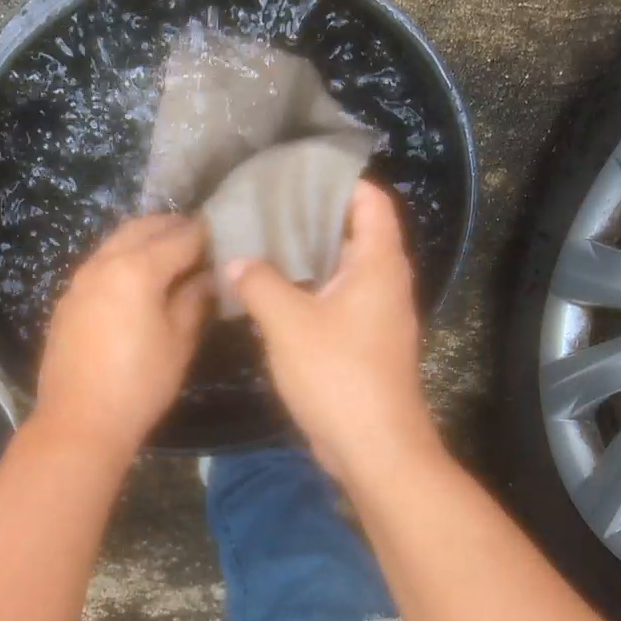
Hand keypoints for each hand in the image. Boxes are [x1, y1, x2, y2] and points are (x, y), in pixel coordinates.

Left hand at [35, 215, 212, 453]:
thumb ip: (194, 302)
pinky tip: (136, 282)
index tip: (220, 234)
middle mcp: (103, 264)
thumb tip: (206, 278)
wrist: (79, 422)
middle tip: (196, 235)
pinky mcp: (66, 302)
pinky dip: (121, 260)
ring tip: (169, 255)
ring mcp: (79, 282)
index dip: (203, 234)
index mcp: (136, 269)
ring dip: (143, 240)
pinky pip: (98, 266)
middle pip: (140, 229)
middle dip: (169, 227)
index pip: (178, 238)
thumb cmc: (140, 385)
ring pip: (115, 244)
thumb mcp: (179, 343)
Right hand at [227, 180, 442, 481]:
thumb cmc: (338, 375)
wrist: (373, 447)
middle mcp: (385, 283)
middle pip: (353, 233)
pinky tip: (270, 294)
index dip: (337, 181)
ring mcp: (377, 316)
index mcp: (379, 264)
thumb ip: (259, 283)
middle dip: (310, 218)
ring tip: (259, 243)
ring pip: (341, 271)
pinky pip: (336, 303)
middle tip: (263, 207)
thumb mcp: (288, 323)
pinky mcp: (364, 345)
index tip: (294, 173)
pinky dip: (308, 292)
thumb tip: (236, 261)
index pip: (370, 200)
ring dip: (305, 258)